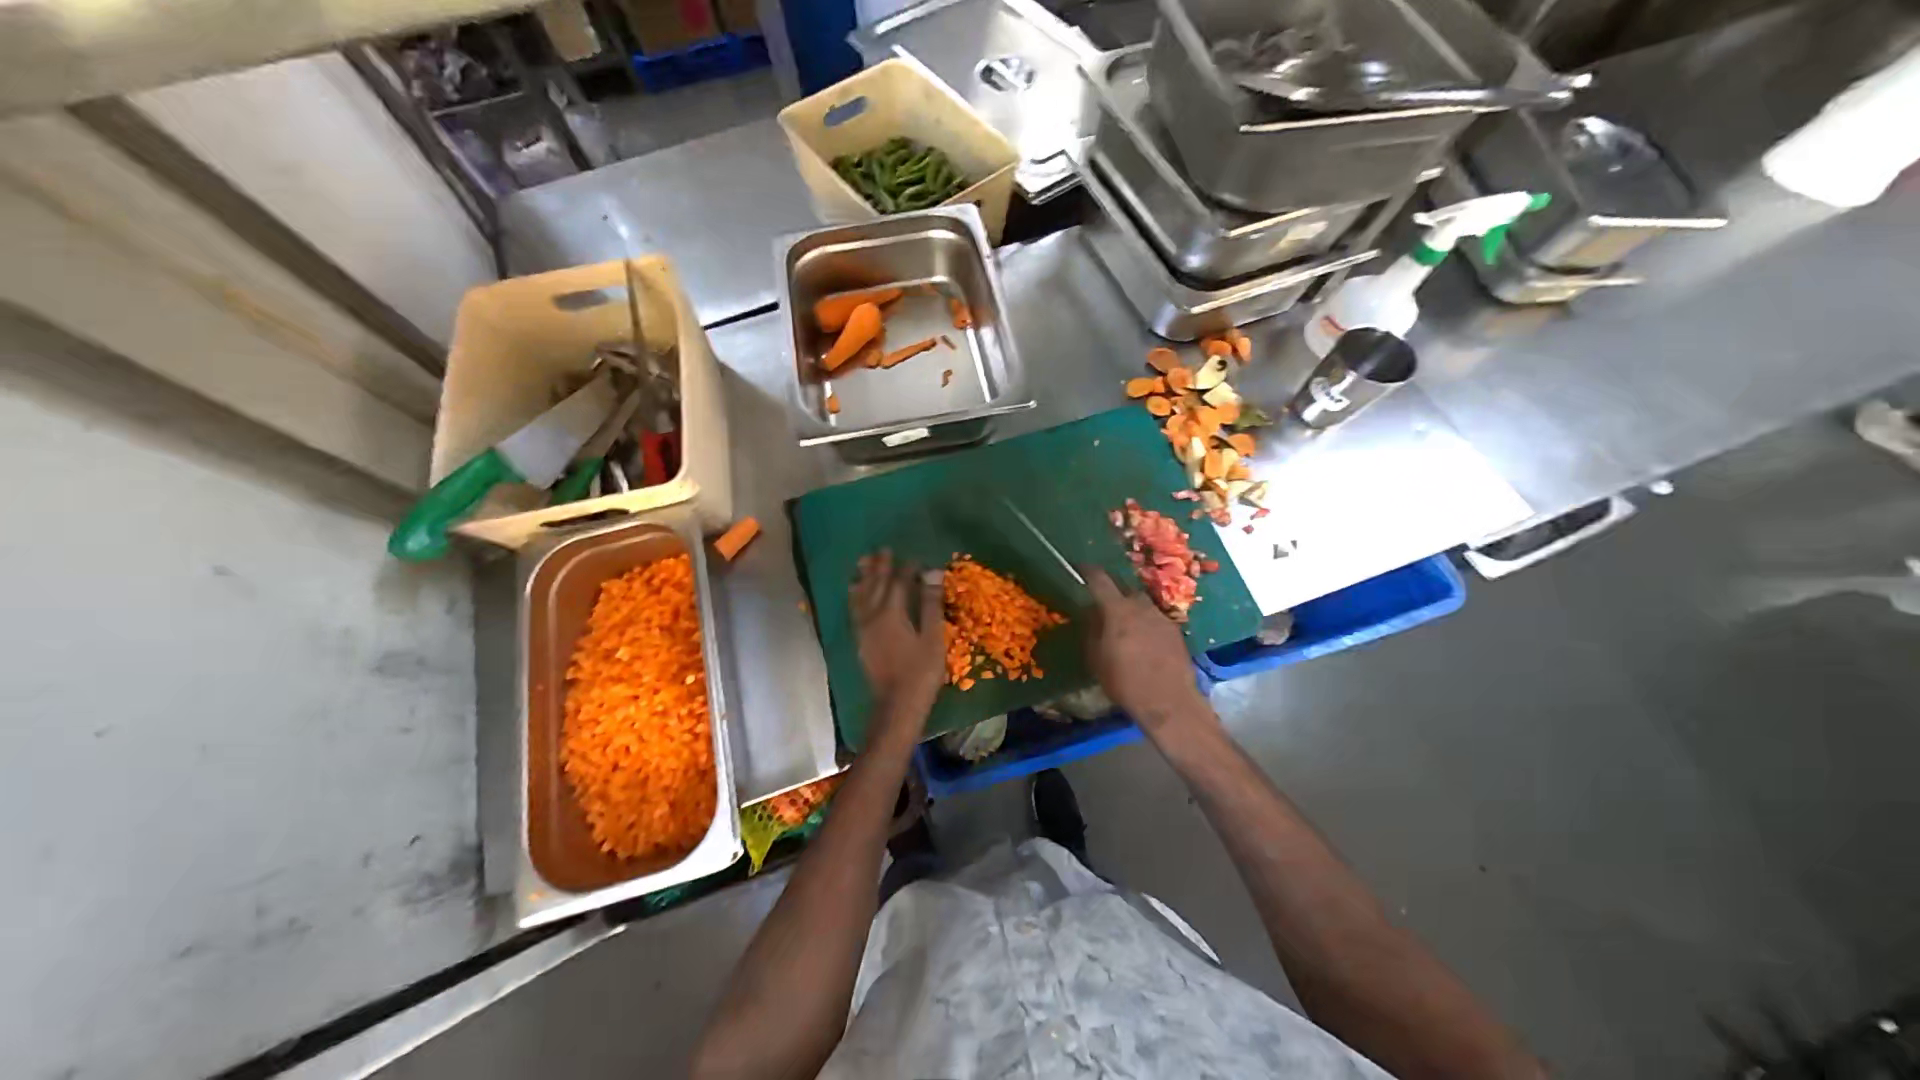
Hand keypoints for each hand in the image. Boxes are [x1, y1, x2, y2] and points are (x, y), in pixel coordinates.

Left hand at [850, 551, 946, 739]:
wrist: (896, 704)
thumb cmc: (921, 672)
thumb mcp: (933, 637)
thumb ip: (931, 603)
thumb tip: (931, 572)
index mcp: (892, 612)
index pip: (899, 582)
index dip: (907, 568)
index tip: (916, 559)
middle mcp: (872, 615)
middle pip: (875, 584)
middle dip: (880, 566)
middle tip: (884, 550)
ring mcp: (863, 628)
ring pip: (860, 595)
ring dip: (864, 577)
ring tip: (864, 562)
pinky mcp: (859, 639)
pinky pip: (854, 608)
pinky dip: (856, 595)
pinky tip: (856, 592)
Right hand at [1083, 567, 1212, 735]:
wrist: (1168, 701)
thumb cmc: (1125, 682)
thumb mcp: (1096, 659)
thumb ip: (1091, 630)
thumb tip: (1090, 613)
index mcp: (1117, 610)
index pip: (1100, 580)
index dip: (1088, 571)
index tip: (1081, 568)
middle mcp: (1141, 606)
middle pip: (1124, 589)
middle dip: (1112, 591)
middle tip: (1102, 602)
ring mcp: (1161, 617)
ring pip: (1141, 603)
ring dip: (1130, 608)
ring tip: (1124, 624)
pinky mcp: (1175, 630)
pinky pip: (1155, 618)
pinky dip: (1145, 622)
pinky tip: (1142, 640)